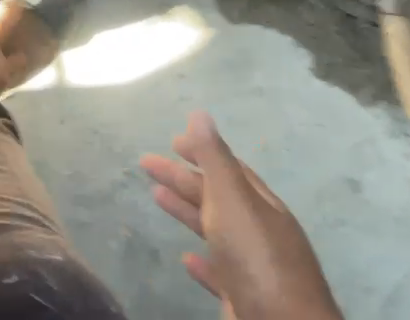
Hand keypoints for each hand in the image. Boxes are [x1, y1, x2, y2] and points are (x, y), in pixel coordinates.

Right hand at [139, 112, 342, 319]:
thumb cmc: (256, 256)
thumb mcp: (232, 199)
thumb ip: (214, 159)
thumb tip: (200, 114)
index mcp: (263, 207)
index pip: (231, 170)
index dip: (203, 152)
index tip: (172, 140)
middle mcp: (262, 233)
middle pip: (218, 197)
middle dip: (183, 176)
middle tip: (146, 163)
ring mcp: (255, 266)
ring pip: (215, 230)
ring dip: (187, 211)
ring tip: (156, 196)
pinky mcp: (244, 295)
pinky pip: (219, 270)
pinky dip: (202, 260)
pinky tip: (186, 257)